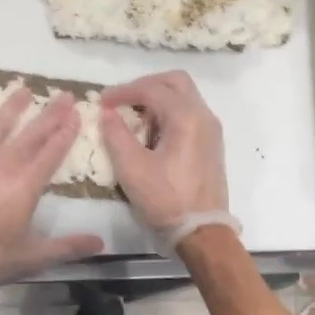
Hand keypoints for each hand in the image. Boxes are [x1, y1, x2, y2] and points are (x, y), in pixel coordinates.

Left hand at [0, 87, 104, 295]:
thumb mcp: (34, 257)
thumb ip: (68, 247)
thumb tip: (100, 244)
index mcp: (26, 184)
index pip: (52, 152)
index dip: (67, 132)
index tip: (78, 114)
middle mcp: (2, 163)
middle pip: (31, 134)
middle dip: (50, 114)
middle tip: (65, 95)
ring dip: (11, 106)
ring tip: (23, 88)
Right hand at [100, 71, 240, 250]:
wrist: (201, 232)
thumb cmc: (166, 200)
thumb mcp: (132, 168)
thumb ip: (116, 135)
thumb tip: (107, 113)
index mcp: (186, 117)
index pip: (151, 89)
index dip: (124, 92)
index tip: (102, 102)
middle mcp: (204, 116)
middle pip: (174, 82)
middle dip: (145, 86)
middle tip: (122, 101)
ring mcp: (211, 130)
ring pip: (184, 97)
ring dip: (158, 100)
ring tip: (134, 120)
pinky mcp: (211, 145)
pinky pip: (190, 114)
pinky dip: (169, 114)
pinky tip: (152, 135)